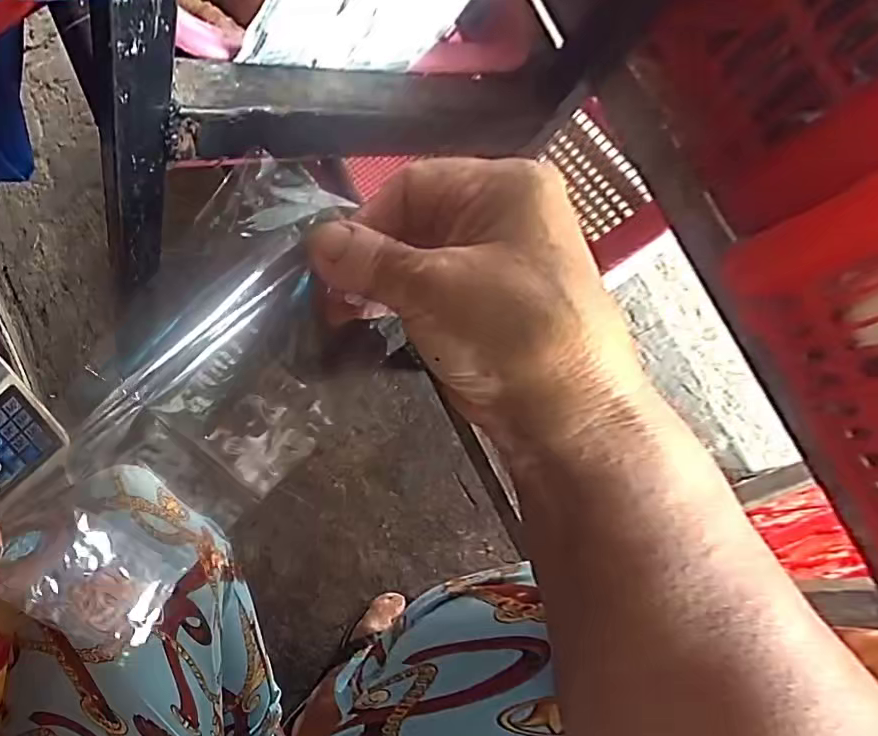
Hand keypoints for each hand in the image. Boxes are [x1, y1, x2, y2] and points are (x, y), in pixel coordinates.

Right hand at [308, 158, 651, 449]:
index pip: (412, 185)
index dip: (364, 221)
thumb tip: (315, 240)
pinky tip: (363, 319)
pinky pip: (421, 290)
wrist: (561, 408)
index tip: (329, 265)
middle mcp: (496, 217)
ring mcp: (486, 264)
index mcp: (502, 188)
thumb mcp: (434, 287)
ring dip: (371, 283)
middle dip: (364, 257)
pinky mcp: (474, 305)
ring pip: (411, 259)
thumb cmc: (509, 331)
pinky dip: (389, 301)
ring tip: (337, 312)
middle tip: (326, 295)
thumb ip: (371, 261)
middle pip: (409, 221)